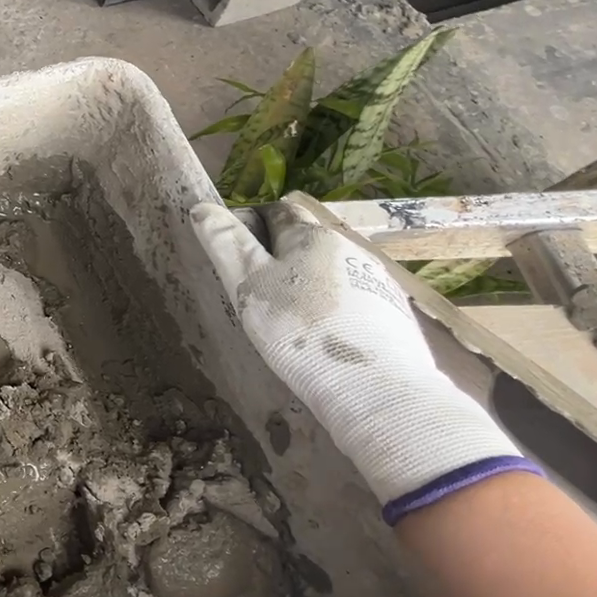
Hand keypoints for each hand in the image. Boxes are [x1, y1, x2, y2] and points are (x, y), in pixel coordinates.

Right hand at [190, 198, 537, 523]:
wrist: (377, 389)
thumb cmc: (299, 329)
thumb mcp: (247, 284)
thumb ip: (224, 243)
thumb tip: (201, 207)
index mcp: (311, 237)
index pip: (276, 211)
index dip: (250, 222)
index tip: (232, 251)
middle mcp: (348, 248)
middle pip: (305, 240)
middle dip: (278, 256)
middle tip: (253, 290)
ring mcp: (377, 281)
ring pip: (329, 270)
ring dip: (305, 282)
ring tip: (286, 319)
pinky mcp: (394, 313)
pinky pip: (352, 298)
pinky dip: (331, 307)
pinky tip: (320, 337)